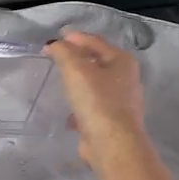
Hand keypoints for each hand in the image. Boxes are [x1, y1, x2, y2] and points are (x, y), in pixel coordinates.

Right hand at [44, 30, 148, 167]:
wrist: (111, 142)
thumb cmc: (96, 100)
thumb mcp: (76, 69)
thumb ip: (64, 52)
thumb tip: (54, 45)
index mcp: (121, 61)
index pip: (94, 41)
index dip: (73, 38)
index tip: (52, 40)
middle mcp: (126, 77)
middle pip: (97, 60)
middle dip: (76, 57)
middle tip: (54, 57)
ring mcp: (121, 99)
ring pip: (95, 82)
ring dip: (78, 79)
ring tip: (59, 80)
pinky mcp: (112, 117)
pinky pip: (92, 102)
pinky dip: (80, 101)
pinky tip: (68, 108)